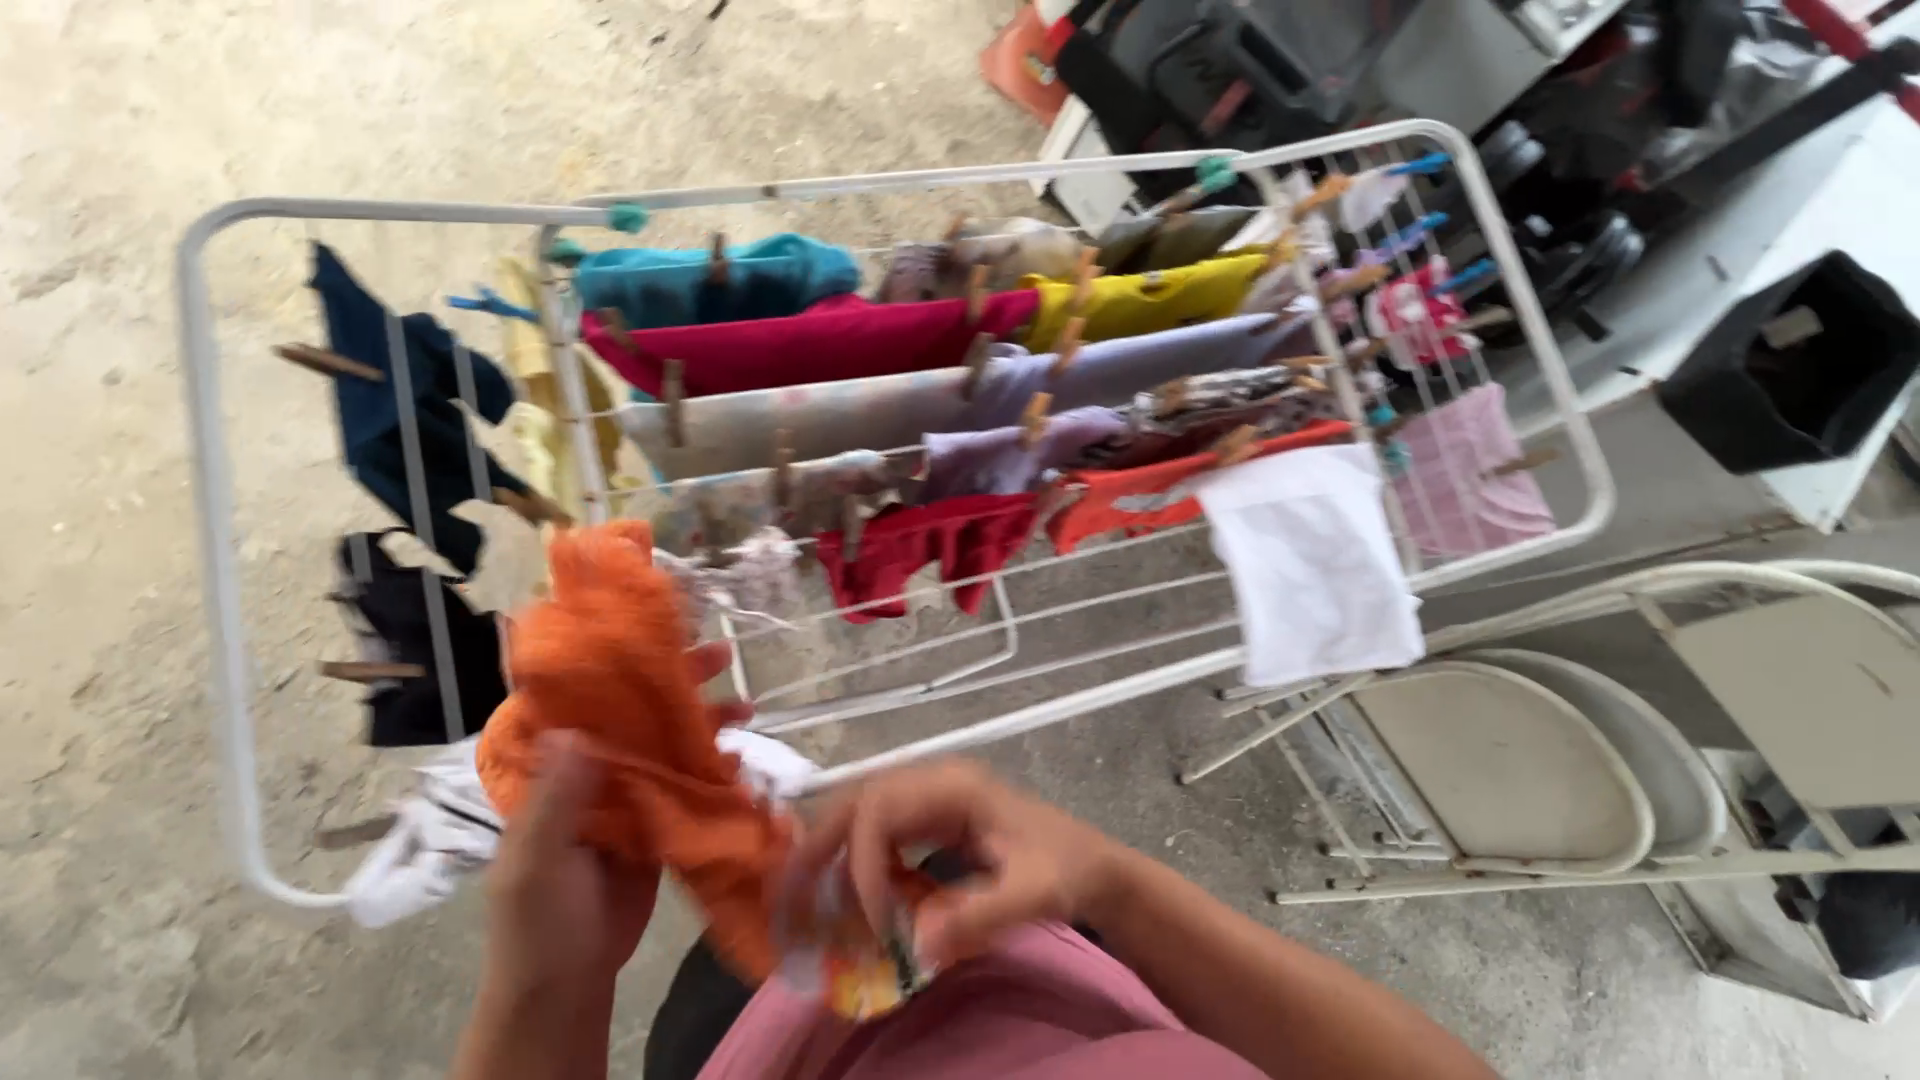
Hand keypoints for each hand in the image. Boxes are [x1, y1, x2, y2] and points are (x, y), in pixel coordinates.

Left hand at [479, 642, 745, 1004]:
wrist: (568, 984)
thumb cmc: (539, 921)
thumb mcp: (537, 860)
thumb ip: (559, 799)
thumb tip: (576, 730)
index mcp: (552, 771)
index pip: (581, 703)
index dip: (613, 667)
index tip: (652, 637)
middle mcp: (593, 772)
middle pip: (637, 714)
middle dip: (677, 683)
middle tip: (721, 655)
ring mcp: (629, 796)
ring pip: (670, 744)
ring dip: (706, 722)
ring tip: (747, 708)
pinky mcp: (659, 823)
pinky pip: (690, 784)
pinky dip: (717, 770)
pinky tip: (743, 763)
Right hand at [789, 761, 1132, 968]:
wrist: (1089, 865)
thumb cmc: (1064, 871)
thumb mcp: (1033, 895)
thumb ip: (980, 915)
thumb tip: (915, 943)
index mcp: (956, 786)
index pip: (882, 809)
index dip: (862, 862)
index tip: (869, 920)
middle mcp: (936, 781)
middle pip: (862, 797)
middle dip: (823, 841)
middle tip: (790, 889)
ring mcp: (933, 797)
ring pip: (865, 811)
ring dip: (834, 849)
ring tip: (807, 894)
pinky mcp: (933, 818)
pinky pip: (882, 831)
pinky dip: (860, 860)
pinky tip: (857, 897)